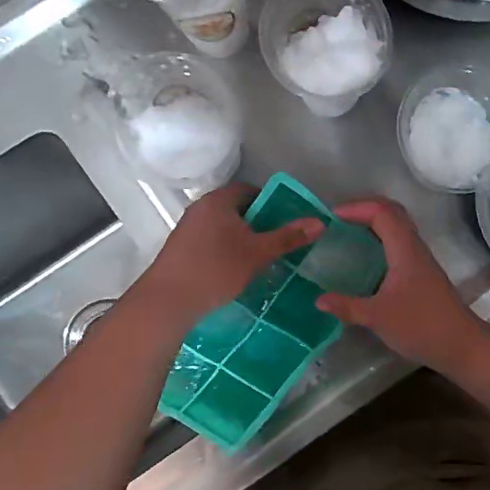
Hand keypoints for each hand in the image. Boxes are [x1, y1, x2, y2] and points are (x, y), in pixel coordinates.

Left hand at [133, 183, 321, 329]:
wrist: (169, 300)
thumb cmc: (217, 269)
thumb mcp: (258, 253)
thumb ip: (288, 237)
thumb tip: (320, 222)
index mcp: (218, 200)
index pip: (249, 189)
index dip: (270, 202)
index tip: (286, 221)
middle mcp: (200, 208)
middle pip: (237, 208)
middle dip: (259, 223)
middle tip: (278, 242)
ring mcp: (188, 228)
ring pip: (224, 227)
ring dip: (242, 238)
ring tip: (261, 258)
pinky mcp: (181, 249)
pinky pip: (212, 241)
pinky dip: (227, 249)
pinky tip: (236, 270)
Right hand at [315, 198, 489, 369]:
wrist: (461, 344)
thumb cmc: (421, 327)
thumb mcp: (378, 318)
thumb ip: (347, 307)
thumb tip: (319, 300)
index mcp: (405, 251)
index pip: (382, 212)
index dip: (356, 208)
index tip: (331, 217)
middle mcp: (415, 249)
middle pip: (393, 212)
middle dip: (365, 209)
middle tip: (338, 221)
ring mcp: (421, 261)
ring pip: (399, 228)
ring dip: (374, 223)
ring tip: (347, 235)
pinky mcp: (423, 274)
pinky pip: (400, 244)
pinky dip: (381, 240)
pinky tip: (366, 260)